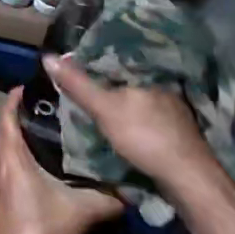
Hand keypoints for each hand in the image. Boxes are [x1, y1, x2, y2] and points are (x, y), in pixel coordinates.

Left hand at [0, 87, 121, 233]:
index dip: (16, 99)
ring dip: (16, 136)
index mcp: (11, 156)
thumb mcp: (83, 210)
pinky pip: (3, 164)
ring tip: (44, 131)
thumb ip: (108, 197)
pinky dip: (16, 155)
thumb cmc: (43, 230)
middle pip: (2, 129)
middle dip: (18, 114)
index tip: (32, 85)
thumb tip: (132, 188)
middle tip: (45, 106)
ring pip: (2, 147)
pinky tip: (37, 164)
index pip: (7, 116)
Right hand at [42, 53, 221, 192]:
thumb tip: (46, 56)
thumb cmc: (143, 135)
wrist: (187, 177)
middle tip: (78, 85)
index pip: (114, 60)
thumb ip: (76, 83)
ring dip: (120, 100)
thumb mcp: (102, 108)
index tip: (70, 64)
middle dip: (105, 82)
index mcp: (147, 75)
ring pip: (137, 98)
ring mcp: (173, 110)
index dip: (91, 61)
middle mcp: (163, 88)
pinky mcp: (177, 131)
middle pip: (125, 79)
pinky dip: (132, 116)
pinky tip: (122, 124)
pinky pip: (147, 114)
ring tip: (96, 104)